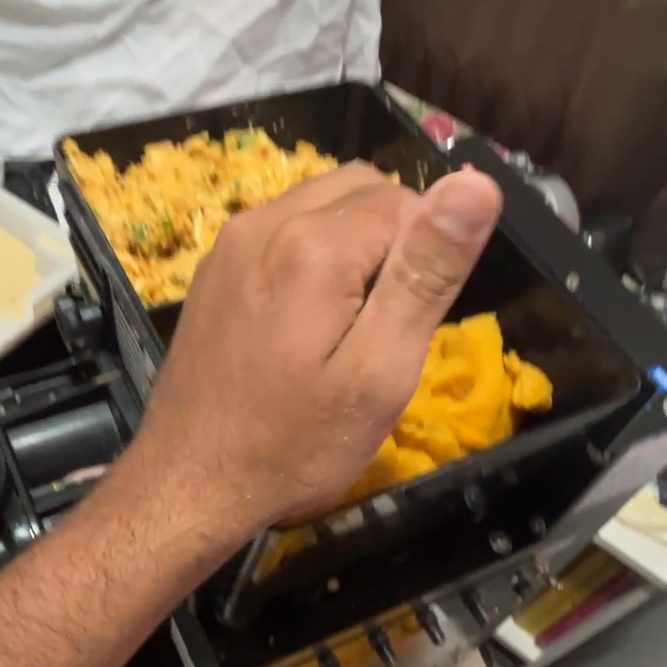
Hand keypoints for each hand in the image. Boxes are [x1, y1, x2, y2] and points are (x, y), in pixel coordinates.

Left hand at [123, 164, 503, 536]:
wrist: (190, 483)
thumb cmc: (295, 444)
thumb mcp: (379, 372)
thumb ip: (426, 274)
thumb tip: (476, 183)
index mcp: (313, 243)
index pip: (407, 201)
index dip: (425, 258)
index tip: (407, 324)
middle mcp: (264, 221)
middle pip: (361, 190)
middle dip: (390, 241)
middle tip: (381, 325)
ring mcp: (228, 245)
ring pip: (318, 206)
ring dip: (349, 245)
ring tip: (343, 327)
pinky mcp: (211, 272)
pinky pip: (278, 233)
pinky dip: (306, 257)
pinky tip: (300, 323)